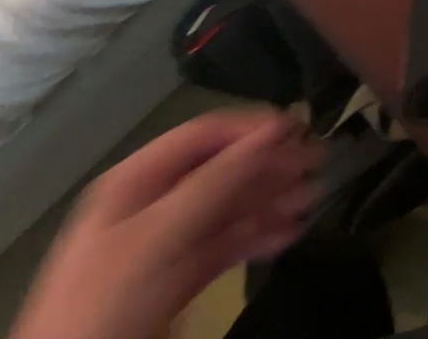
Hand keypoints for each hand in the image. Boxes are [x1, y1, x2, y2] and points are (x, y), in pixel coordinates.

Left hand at [11, 111, 321, 338]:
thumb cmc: (109, 300)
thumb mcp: (160, 236)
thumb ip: (216, 183)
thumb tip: (273, 132)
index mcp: (138, 181)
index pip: (203, 136)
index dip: (250, 128)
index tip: (298, 128)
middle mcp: (155, 203)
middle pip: (222, 169)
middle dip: (269, 164)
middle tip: (318, 162)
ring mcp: (168, 243)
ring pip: (230, 207)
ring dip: (272, 198)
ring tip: (315, 196)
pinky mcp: (181, 278)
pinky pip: (228, 245)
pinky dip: (260, 236)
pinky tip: (290, 233)